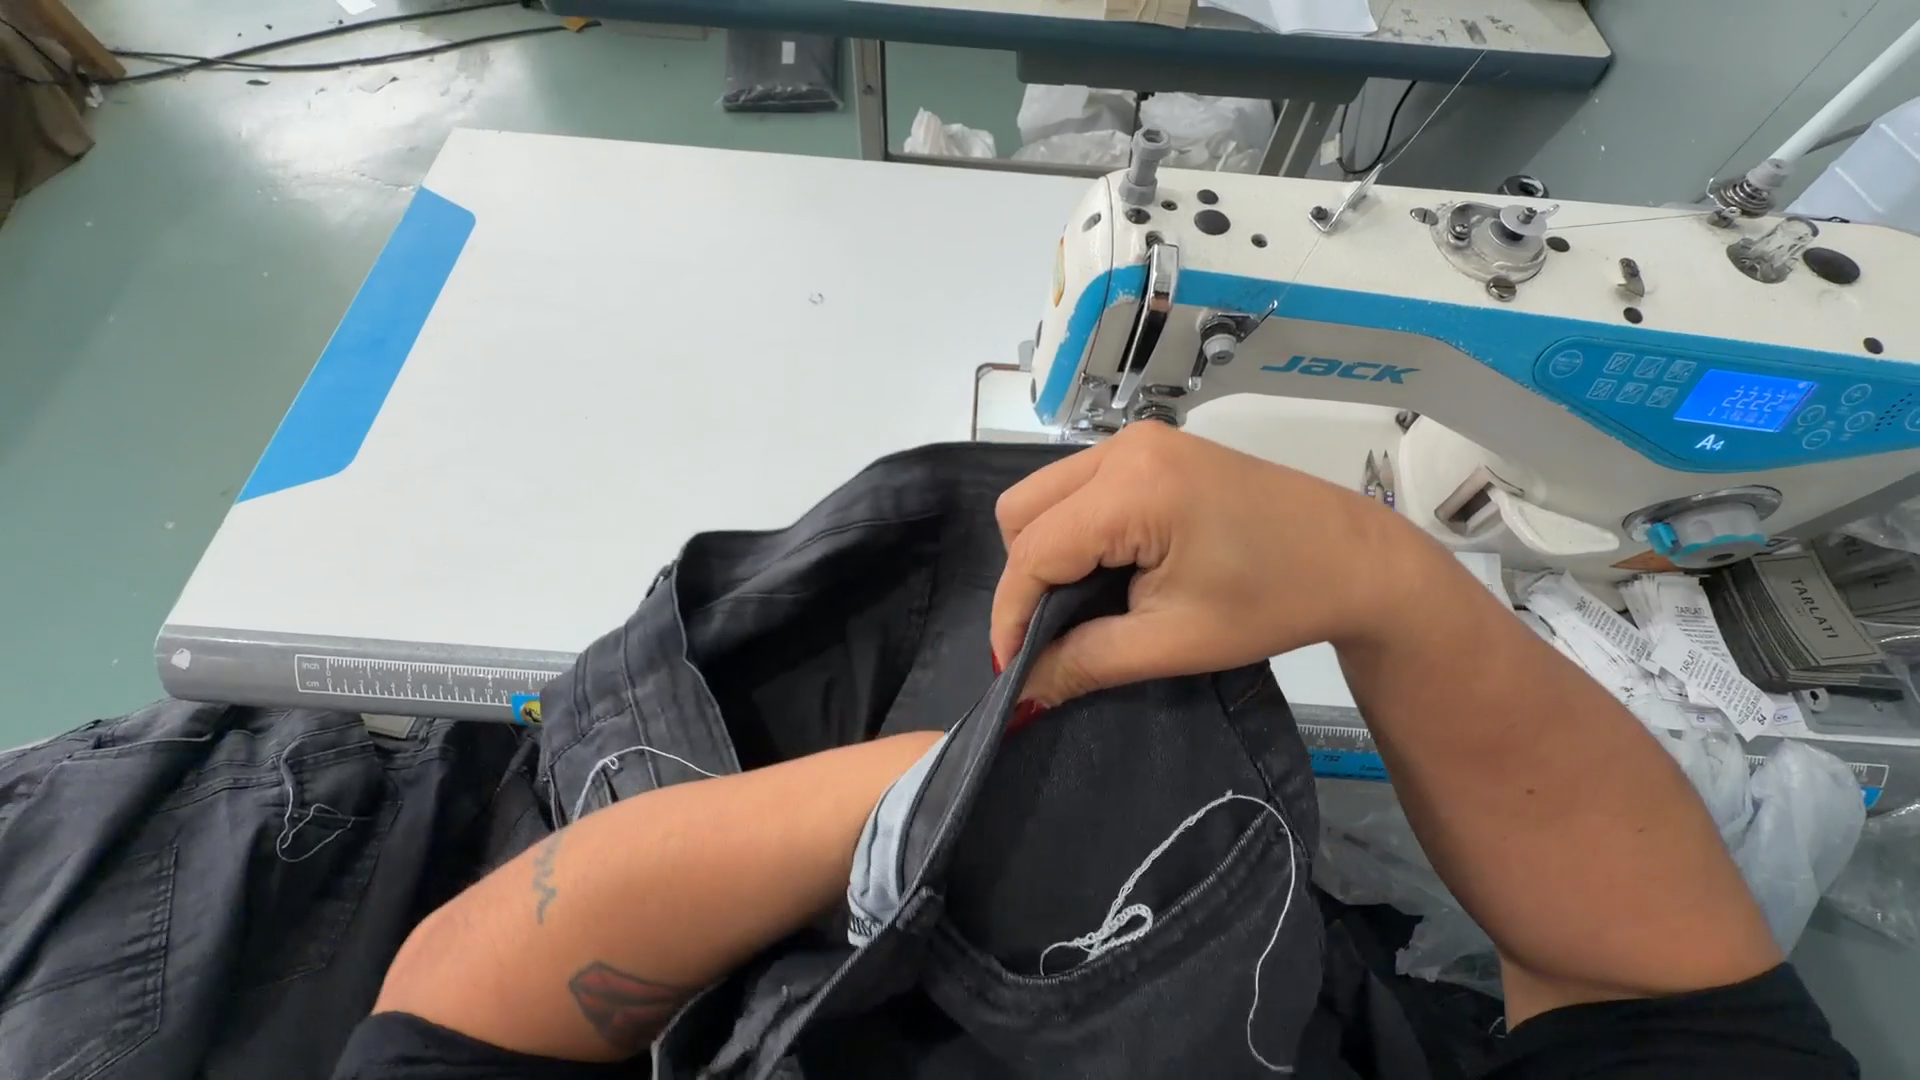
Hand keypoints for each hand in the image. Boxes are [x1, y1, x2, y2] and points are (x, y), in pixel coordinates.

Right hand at [991, 422, 1431, 705]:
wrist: (1356, 559)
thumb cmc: (1274, 602)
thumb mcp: (1173, 643)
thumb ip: (1085, 662)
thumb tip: (1020, 689)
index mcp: (1133, 490)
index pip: (1034, 551)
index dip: (1011, 614)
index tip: (1014, 667)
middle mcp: (1123, 448)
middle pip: (1022, 510)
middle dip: (1025, 577)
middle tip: (1054, 630)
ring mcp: (1136, 441)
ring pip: (1044, 494)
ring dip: (1046, 551)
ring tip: (1082, 601)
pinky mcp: (1149, 448)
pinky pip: (1077, 487)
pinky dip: (1073, 529)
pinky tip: (1106, 566)